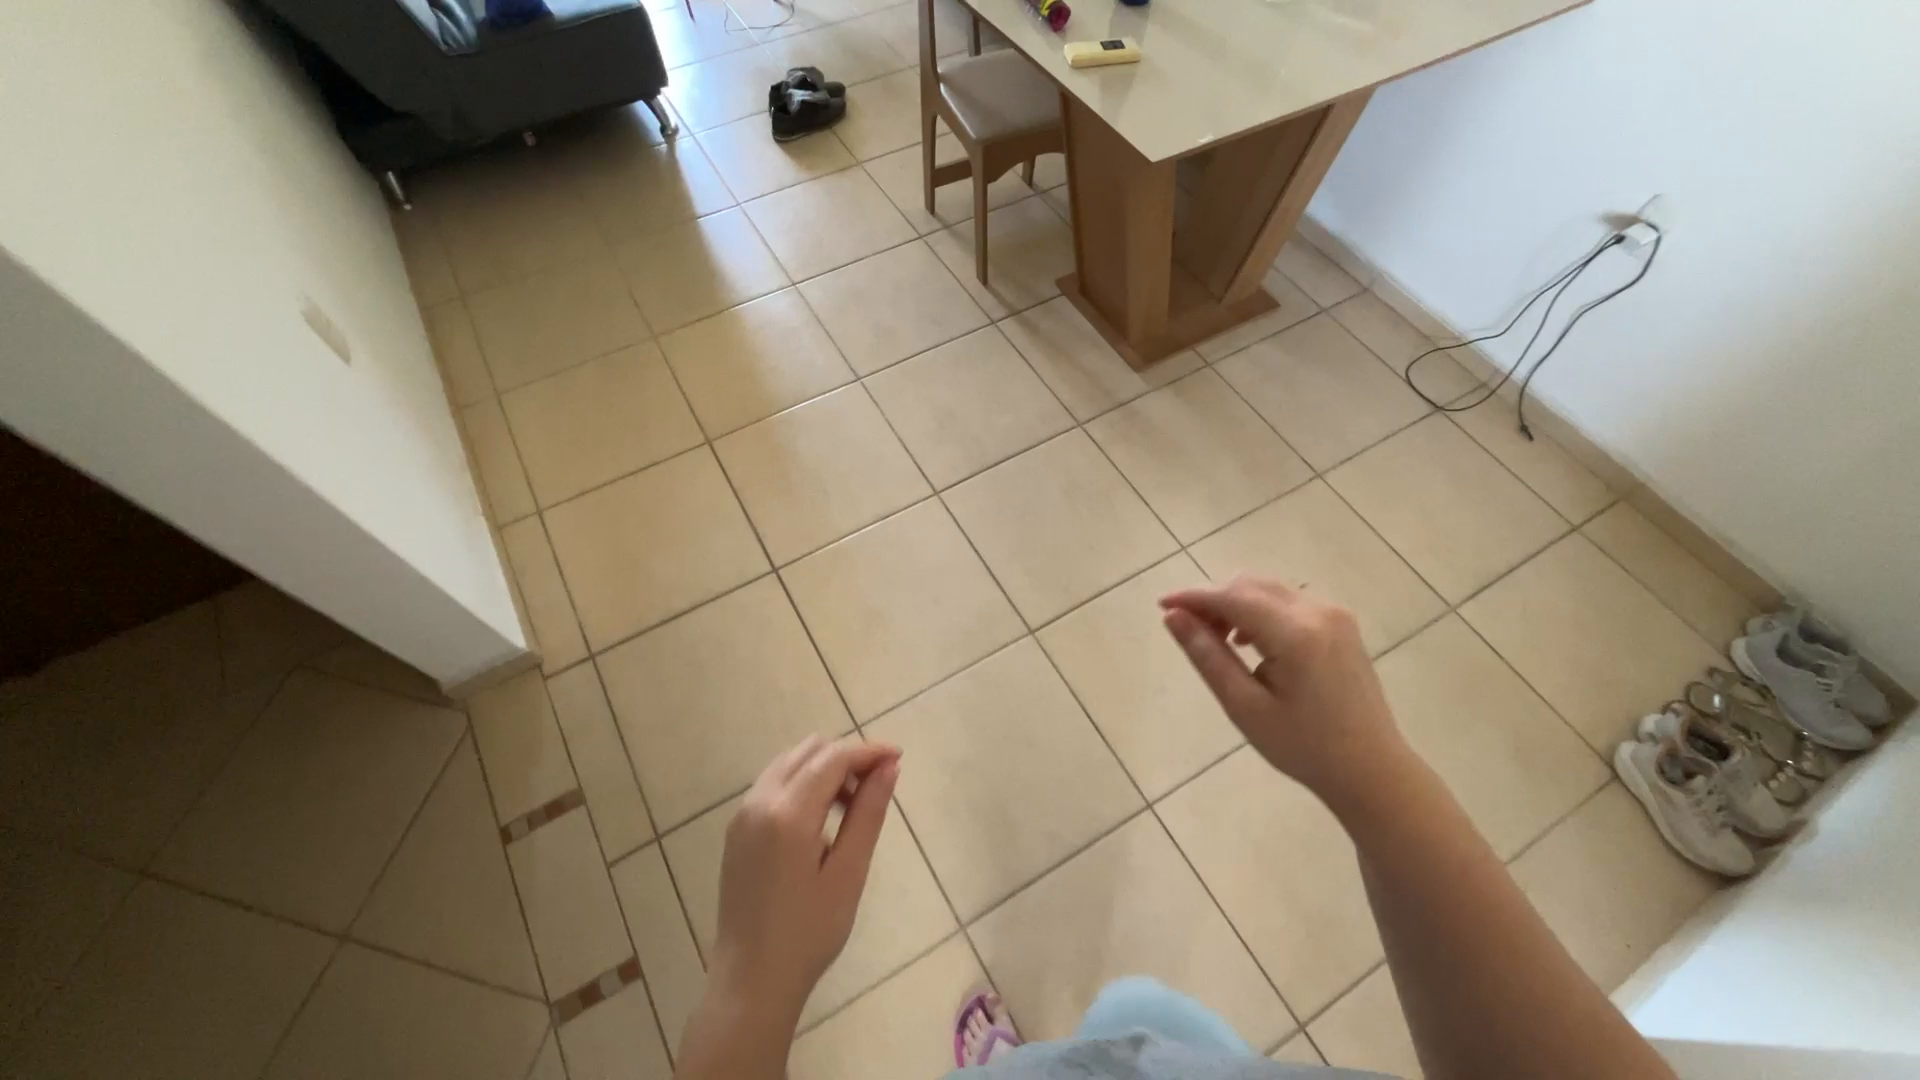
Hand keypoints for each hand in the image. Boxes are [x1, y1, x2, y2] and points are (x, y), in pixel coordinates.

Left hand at [708, 736, 901, 1020]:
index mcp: (788, 813)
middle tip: (879, 785)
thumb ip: (868, 813)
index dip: (869, 751)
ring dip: (824, 768)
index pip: (833, 758)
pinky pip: (774, 784)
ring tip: (854, 804)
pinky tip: (822, 819)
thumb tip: (889, 767)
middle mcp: (759, 801)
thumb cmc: (808, 932)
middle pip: (809, 751)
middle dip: (847, 756)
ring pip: (790, 763)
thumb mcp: (848, 872)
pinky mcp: (737, 830)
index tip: (899, 758)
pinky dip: (803, 784)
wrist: (751, 979)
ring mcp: (742, 814)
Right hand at [1160, 577, 1405, 810]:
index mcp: (1295, 634)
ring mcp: (1335, 615)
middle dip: (1213, 599)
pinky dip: (1260, 610)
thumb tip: (1173, 617)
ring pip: (1269, 589)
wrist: (1370, 768)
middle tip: (1186, 629)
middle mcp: (1318, 612)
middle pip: (1250, 585)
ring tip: (1216, 640)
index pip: (1232, 597)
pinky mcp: (1341, 624)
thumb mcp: (1244, 706)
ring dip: (1236, 603)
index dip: (1192, 597)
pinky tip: (1249, 641)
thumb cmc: (1302, 746)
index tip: (1161, 605)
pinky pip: (1288, 601)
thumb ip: (1208, 656)